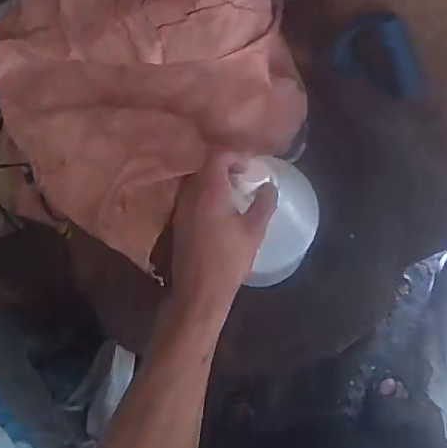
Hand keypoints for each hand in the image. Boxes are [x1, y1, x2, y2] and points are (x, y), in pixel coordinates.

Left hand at [166, 151, 276, 321]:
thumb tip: (269, 185)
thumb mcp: (254, 230)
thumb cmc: (229, 259)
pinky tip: (220, 209)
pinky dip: (206, 195)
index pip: (217, 158)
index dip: (234, 156)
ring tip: (234, 191)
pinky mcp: (178, 222)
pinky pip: (191, 197)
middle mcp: (190, 194)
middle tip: (243, 176)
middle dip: (225, 166)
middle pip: (205, 167)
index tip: (249, 166)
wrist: (199, 291)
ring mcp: (181, 208)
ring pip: (196, 182)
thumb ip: (264, 203)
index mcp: (209, 191)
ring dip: (214, 181)